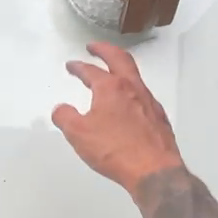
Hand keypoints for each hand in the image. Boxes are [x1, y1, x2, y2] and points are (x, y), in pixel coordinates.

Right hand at [51, 41, 183, 189]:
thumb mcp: (78, 134)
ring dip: (120, 69)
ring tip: (111, 73)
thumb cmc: (114, 149)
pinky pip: (142, 95)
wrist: (153, 169)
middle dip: (105, 50)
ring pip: (134, 76)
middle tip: (95, 47)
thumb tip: (60, 108)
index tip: (71, 65)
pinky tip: (127, 102)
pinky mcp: (158, 117)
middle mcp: (132, 88)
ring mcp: (148, 101)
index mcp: (111, 88)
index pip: (91, 71)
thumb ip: (65, 117)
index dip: (78, 67)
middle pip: (120, 59)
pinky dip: (130, 90)